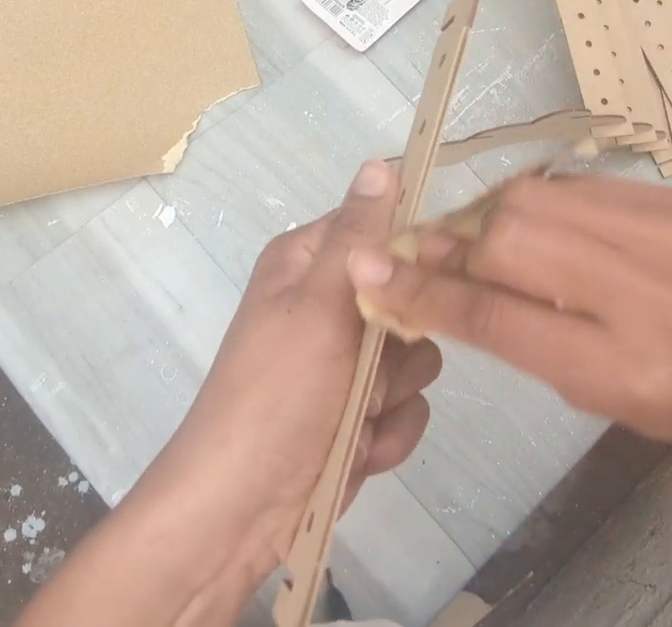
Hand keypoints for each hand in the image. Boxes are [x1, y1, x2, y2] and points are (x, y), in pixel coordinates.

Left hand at [134, 159, 442, 578]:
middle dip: (399, 341)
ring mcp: (345, 362)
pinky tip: (357, 448)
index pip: (379, 228)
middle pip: (409, 297)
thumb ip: (358, 236)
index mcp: (308, 263)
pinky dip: (387, 433)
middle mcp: (327, 304)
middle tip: (369, 363)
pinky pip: (408, 408)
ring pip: (417, 357)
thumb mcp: (318, 304)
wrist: (243, 508)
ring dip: (392, 394)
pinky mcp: (359, 413)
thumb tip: (380, 162)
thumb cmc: (277, 392)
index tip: (428, 278)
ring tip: (356, 414)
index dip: (409, 253)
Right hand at [347, 174, 671, 454]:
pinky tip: (531, 224)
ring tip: (478, 238)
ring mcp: (664, 233)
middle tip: (434, 255)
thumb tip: (444, 284)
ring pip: (531, 200)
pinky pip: (569, 187)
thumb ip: (524, 336)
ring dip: (486, 218)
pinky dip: (532, 204)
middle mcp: (647, 295)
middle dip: (455, 245)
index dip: (424, 293)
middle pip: (508, 240)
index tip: (370, 273)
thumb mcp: (606, 397)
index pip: (498, 318)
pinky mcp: (669, 197)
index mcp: (627, 370)